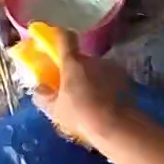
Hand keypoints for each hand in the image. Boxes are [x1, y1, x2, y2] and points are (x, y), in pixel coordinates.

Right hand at [30, 29, 137, 143]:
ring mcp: (111, 67)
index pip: (65, 37)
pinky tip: (105, 101)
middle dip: (75, 69)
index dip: (59, 36)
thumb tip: (39, 88)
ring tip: (90, 98)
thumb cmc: (81, 116)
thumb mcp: (56, 110)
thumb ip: (45, 96)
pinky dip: (106, 85)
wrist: (117, 127)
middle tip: (71, 86)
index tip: (55, 41)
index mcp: (72, 63)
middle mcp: (92, 59)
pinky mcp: (125, 77)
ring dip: (92, 77)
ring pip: (96, 68)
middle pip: (80, 58)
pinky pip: (109, 77)